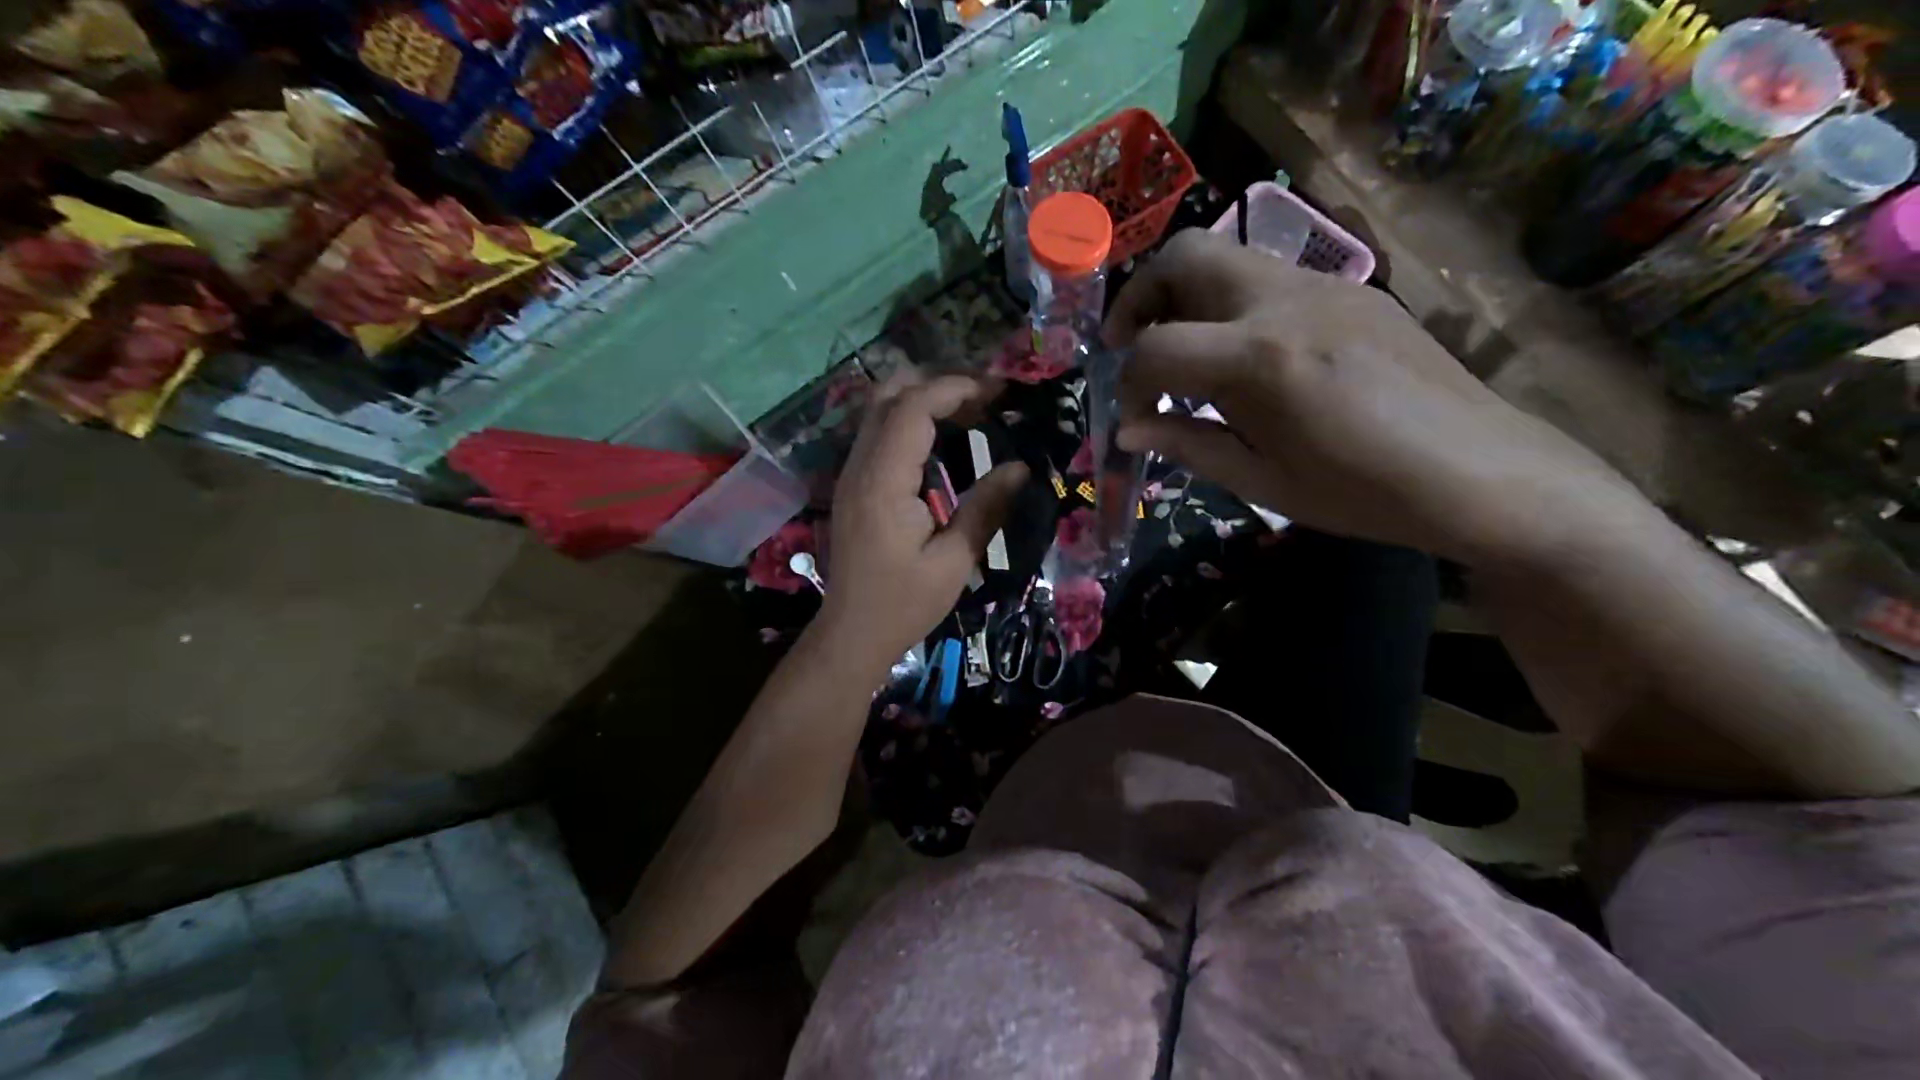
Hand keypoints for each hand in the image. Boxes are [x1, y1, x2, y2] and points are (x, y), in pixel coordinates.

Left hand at [818, 373, 1027, 663]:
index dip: (953, 389)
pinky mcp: (852, 485)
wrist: (851, 633)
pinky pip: (877, 433)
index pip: (911, 409)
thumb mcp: (953, 563)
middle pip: (888, 396)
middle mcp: (859, 468)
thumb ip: (985, 509)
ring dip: (922, 399)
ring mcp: (850, 474)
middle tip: (984, 398)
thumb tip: (1020, 467)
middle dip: (937, 384)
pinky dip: (909, 421)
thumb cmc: (903, 604)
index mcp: (883, 483)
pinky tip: (942, 440)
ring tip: (970, 412)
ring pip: (878, 410)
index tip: (994, 392)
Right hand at [1105, 230, 1634, 566]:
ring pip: (1226, 255)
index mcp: (1258, 360)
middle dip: (1139, 297)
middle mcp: (1284, 302)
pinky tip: (1246, 355)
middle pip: (1182, 255)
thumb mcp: (1261, 481)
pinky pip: (1269, 276)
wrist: (1480, 471)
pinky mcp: (1352, 290)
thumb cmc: (1361, 492)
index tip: (1136, 415)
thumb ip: (1187, 444)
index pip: (1155, 348)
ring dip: (1186, 295)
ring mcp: (1324, 285)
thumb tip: (1129, 429)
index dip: (1129, 384)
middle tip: (1132, 346)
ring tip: (1186, 351)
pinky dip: (1232, 303)